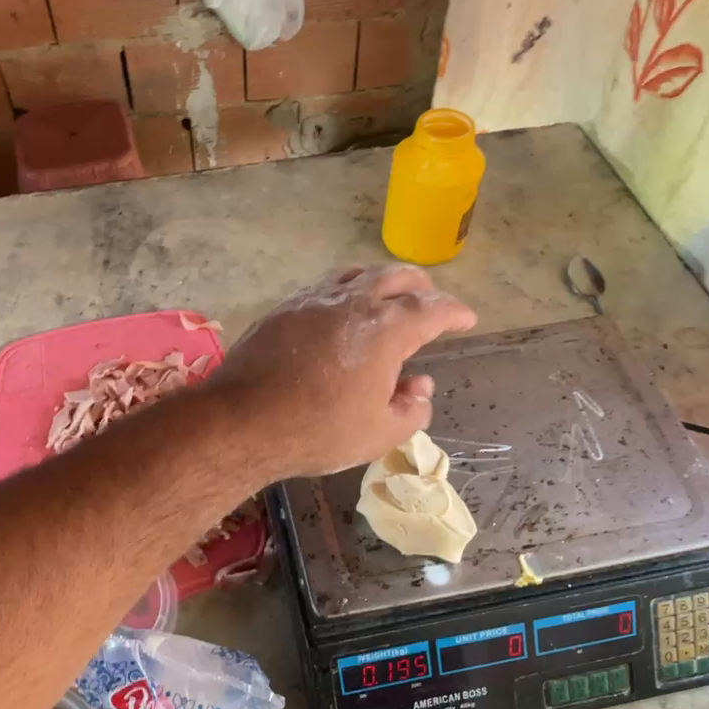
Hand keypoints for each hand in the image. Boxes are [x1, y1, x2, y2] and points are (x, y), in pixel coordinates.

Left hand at [211, 264, 478, 478]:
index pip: (432, 309)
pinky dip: (345, 290)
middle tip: (430, 299)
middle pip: (396, 277)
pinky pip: (324, 287)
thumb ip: (411, 409)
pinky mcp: (284, 309)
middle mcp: (353, 302)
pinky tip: (340, 308)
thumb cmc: (318, 431)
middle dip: (421, 286)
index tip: (467, 318)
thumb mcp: (378, 434)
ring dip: (381, 280)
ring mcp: (314, 300)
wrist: (242, 421)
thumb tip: (420, 386)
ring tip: (388, 294)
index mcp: (386, 329)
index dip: (454, 312)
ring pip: (357, 274)